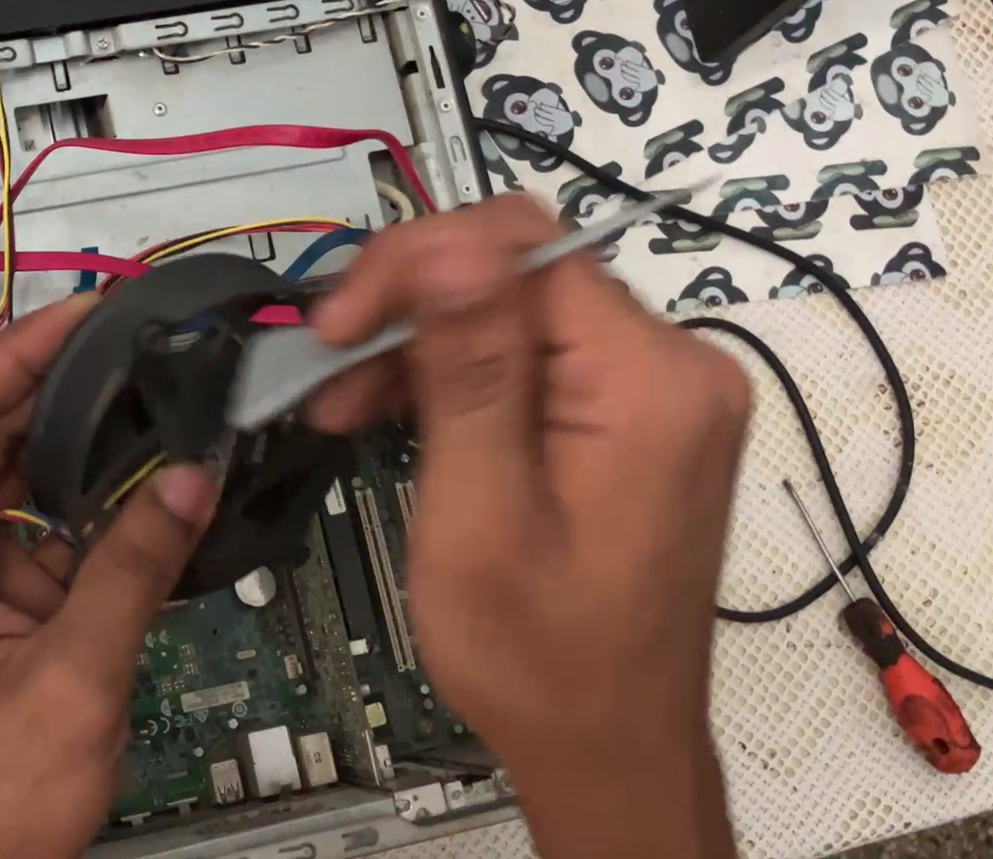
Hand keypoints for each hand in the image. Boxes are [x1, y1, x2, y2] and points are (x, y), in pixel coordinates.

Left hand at [0, 297, 220, 858]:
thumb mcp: (70, 678)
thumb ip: (133, 569)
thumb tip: (187, 482)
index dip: (12, 355)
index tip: (75, 318)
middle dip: (51, 378)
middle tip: (121, 336)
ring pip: (16, 463)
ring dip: (73, 425)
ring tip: (135, 379)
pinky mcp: (0, 582)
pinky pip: (45, 509)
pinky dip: (89, 483)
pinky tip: (134, 456)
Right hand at [307, 196, 749, 858]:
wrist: (601, 745)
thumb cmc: (533, 654)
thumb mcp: (479, 514)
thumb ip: (470, 374)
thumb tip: (450, 246)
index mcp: (648, 383)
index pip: (516, 249)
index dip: (411, 266)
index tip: (334, 327)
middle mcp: (666, 365)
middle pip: (507, 271)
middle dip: (402, 308)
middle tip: (326, 364)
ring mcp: (643, 388)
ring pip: (499, 309)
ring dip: (409, 344)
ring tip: (342, 402)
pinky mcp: (613, 413)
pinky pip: (514, 355)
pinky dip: (440, 374)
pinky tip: (384, 410)